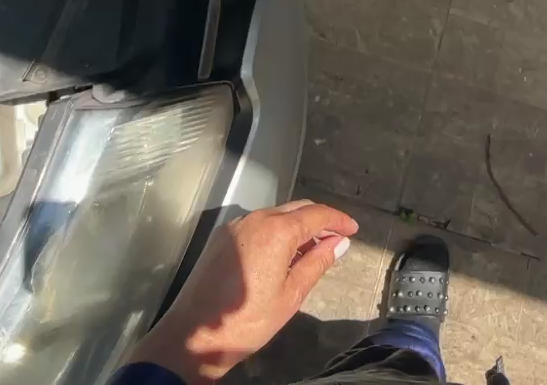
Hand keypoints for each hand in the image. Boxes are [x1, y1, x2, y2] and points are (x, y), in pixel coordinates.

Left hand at [126, 199, 359, 382]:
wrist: (192, 338)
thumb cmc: (247, 321)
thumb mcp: (291, 296)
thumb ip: (317, 262)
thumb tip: (340, 242)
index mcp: (277, 230)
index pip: (317, 214)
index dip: (338, 220)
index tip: (353, 230)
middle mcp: (257, 218)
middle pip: (297, 208)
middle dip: (319, 220)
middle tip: (337, 238)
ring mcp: (237, 225)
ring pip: (276, 215)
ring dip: (297, 226)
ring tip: (311, 249)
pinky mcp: (222, 236)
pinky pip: (258, 225)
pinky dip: (276, 232)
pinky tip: (281, 254)